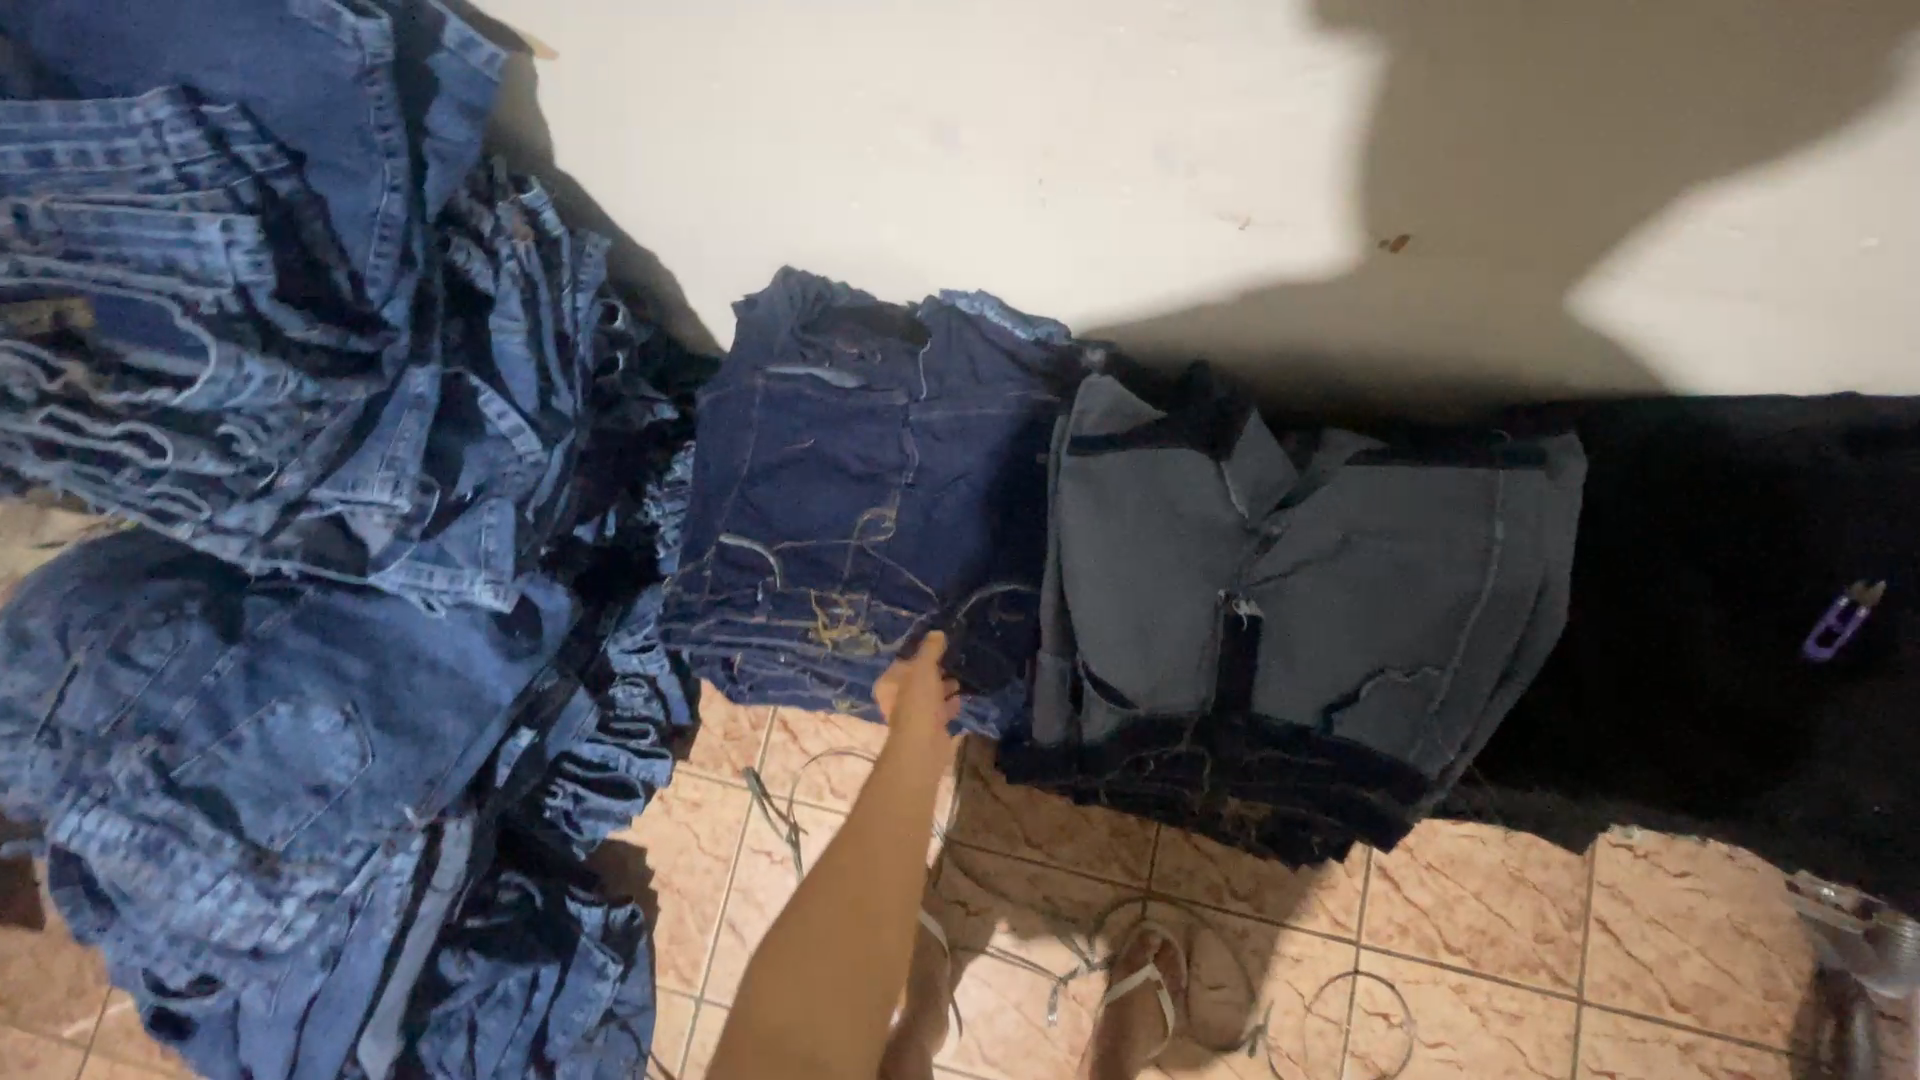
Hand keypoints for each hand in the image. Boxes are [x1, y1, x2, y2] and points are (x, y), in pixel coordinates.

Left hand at [873, 631, 963, 748]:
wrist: (923, 744)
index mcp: (888, 684)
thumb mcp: (923, 668)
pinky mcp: (928, 729)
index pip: (903, 664)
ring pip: (929, 697)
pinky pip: (939, 712)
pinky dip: (949, 705)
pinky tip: (961, 699)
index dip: (919, 656)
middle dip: (934, 673)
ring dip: (943, 689)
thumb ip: (930, 650)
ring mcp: (912, 716)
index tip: (938, 650)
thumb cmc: (918, 701)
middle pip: (917, 681)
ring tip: (959, 681)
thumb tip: (937, 633)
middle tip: (951, 664)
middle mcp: (897, 700)